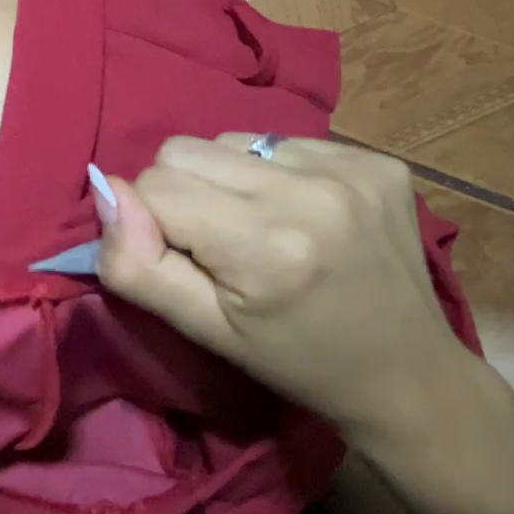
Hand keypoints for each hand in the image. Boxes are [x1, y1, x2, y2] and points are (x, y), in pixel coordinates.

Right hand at [91, 135, 477, 442]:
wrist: (409, 373)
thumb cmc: (295, 361)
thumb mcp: (204, 330)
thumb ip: (139, 265)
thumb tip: (105, 190)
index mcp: (266, 245)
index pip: (156, 185)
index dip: (152, 223)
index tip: (185, 261)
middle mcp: (309, 189)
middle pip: (184, 149)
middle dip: (181, 193)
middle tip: (218, 245)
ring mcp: (350, 166)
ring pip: (228, 139)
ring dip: (225, 179)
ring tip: (261, 228)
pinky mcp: (375, 158)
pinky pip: (279, 141)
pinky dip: (272, 174)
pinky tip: (302, 215)